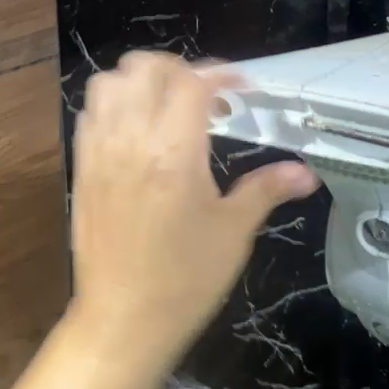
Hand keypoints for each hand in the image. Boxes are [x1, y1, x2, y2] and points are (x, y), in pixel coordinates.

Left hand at [70, 52, 320, 367]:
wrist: (121, 320)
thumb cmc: (185, 279)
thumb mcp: (234, 232)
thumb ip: (266, 189)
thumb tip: (306, 172)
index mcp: (174, 152)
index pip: (192, 82)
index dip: (220, 73)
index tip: (241, 86)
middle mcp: (132, 140)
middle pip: (143, 68)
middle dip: (177, 67)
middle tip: (203, 93)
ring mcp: (100, 151)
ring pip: (108, 82)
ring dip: (139, 80)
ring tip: (165, 103)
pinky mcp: (81, 166)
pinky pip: (90, 113)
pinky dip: (113, 103)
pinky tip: (134, 128)